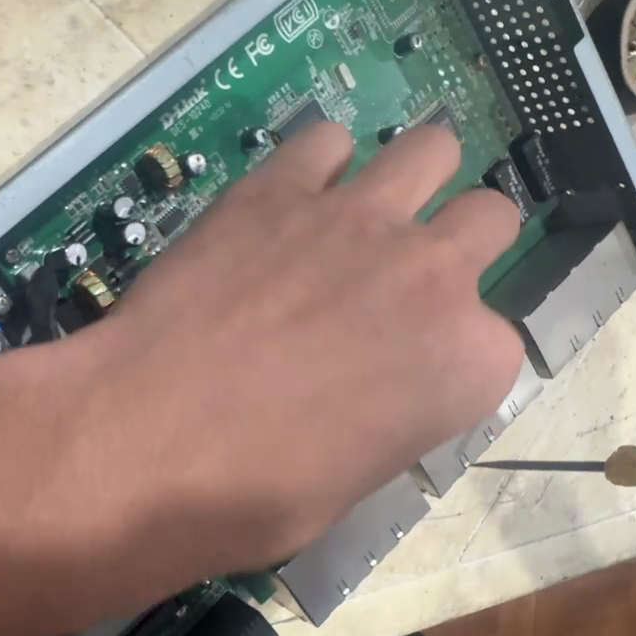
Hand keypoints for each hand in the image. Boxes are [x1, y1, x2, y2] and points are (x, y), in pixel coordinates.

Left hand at [58, 122, 523, 578]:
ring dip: (407, 178)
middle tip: (393, 274)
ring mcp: (355, 219)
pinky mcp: (275, 191)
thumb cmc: (245, 493)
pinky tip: (286, 196)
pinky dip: (315, 163)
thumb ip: (384, 420)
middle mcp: (431, 275)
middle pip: (486, 220)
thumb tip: (362, 398)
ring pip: (428, 151)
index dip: (441, 352)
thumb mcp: (346, 485)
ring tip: (358, 212)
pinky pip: (322, 143)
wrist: (145, 437)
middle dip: (452, 244)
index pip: (490, 338)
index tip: (396, 363)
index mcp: (468, 364)